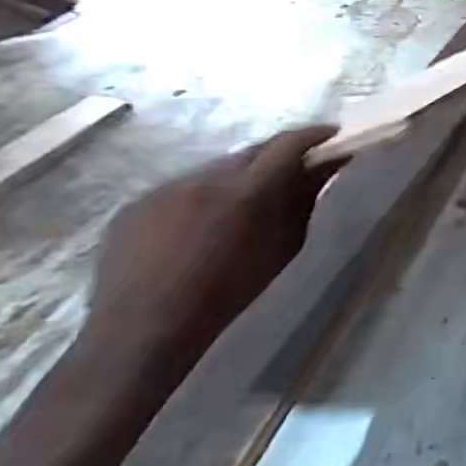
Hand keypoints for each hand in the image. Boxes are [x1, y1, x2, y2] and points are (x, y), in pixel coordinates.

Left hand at [86, 125, 343, 357]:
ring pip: (215, 168)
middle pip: (252, 150)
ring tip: (246, 198)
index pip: (288, 144)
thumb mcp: (286, 243)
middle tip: (296, 166)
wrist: (143, 331)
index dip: (314, 135)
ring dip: (239, 175)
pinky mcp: (133, 205)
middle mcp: (202, 179)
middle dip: (278, 154)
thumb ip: (306, 198)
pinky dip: (202, 194)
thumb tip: (327, 165)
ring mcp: (162, 190)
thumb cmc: (230, 290)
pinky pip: (181, 188)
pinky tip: (203, 220)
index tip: (333, 135)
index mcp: (246, 190)